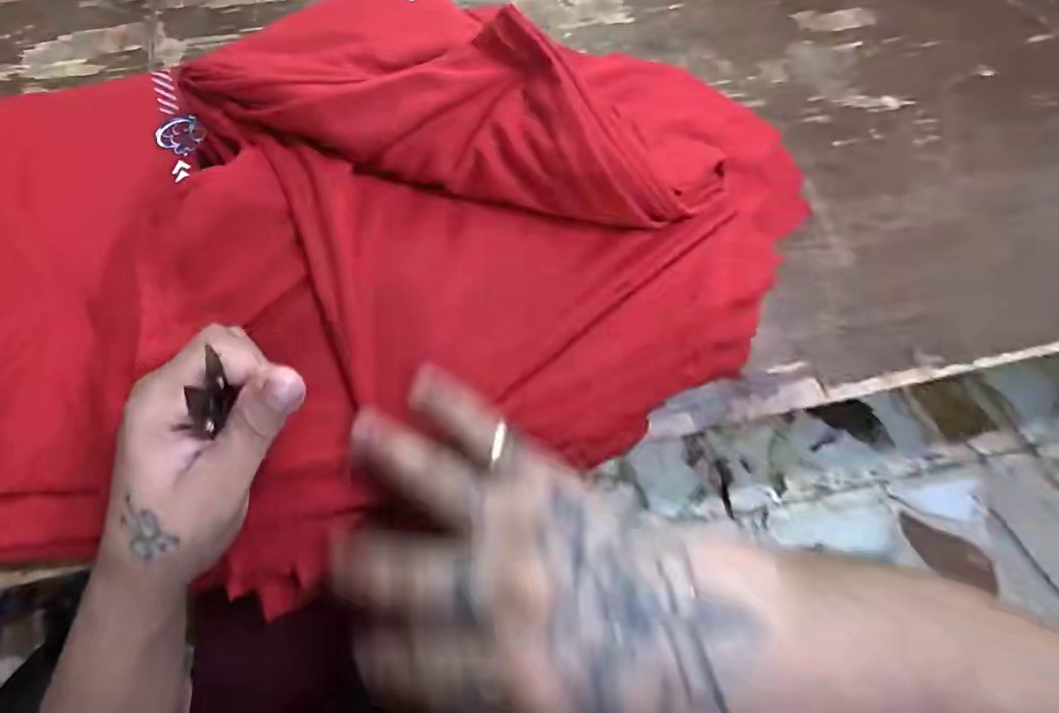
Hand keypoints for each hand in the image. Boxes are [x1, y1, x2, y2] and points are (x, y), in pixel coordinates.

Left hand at [97, 323, 306, 594]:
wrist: (144, 572)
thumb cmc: (180, 533)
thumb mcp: (224, 483)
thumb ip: (255, 426)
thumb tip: (293, 375)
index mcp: (158, 396)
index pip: (214, 344)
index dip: (253, 365)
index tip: (273, 411)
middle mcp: (157, 384)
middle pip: (217, 344)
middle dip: (252, 372)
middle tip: (262, 424)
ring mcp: (164, 395)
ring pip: (219, 359)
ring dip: (247, 384)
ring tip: (249, 431)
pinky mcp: (175, 408)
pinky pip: (215, 381)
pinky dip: (237, 396)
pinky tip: (237, 433)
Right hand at [333, 365, 766, 712]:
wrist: (725, 631)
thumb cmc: (645, 681)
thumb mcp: (568, 711)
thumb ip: (495, 695)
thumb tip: (427, 688)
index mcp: (517, 674)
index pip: (418, 665)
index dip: (380, 658)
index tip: (357, 644)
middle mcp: (505, 595)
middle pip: (409, 576)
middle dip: (362, 567)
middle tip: (332, 554)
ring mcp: (521, 526)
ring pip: (439, 486)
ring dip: (393, 458)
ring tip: (357, 432)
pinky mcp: (545, 480)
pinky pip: (490, 435)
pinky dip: (453, 405)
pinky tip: (421, 379)